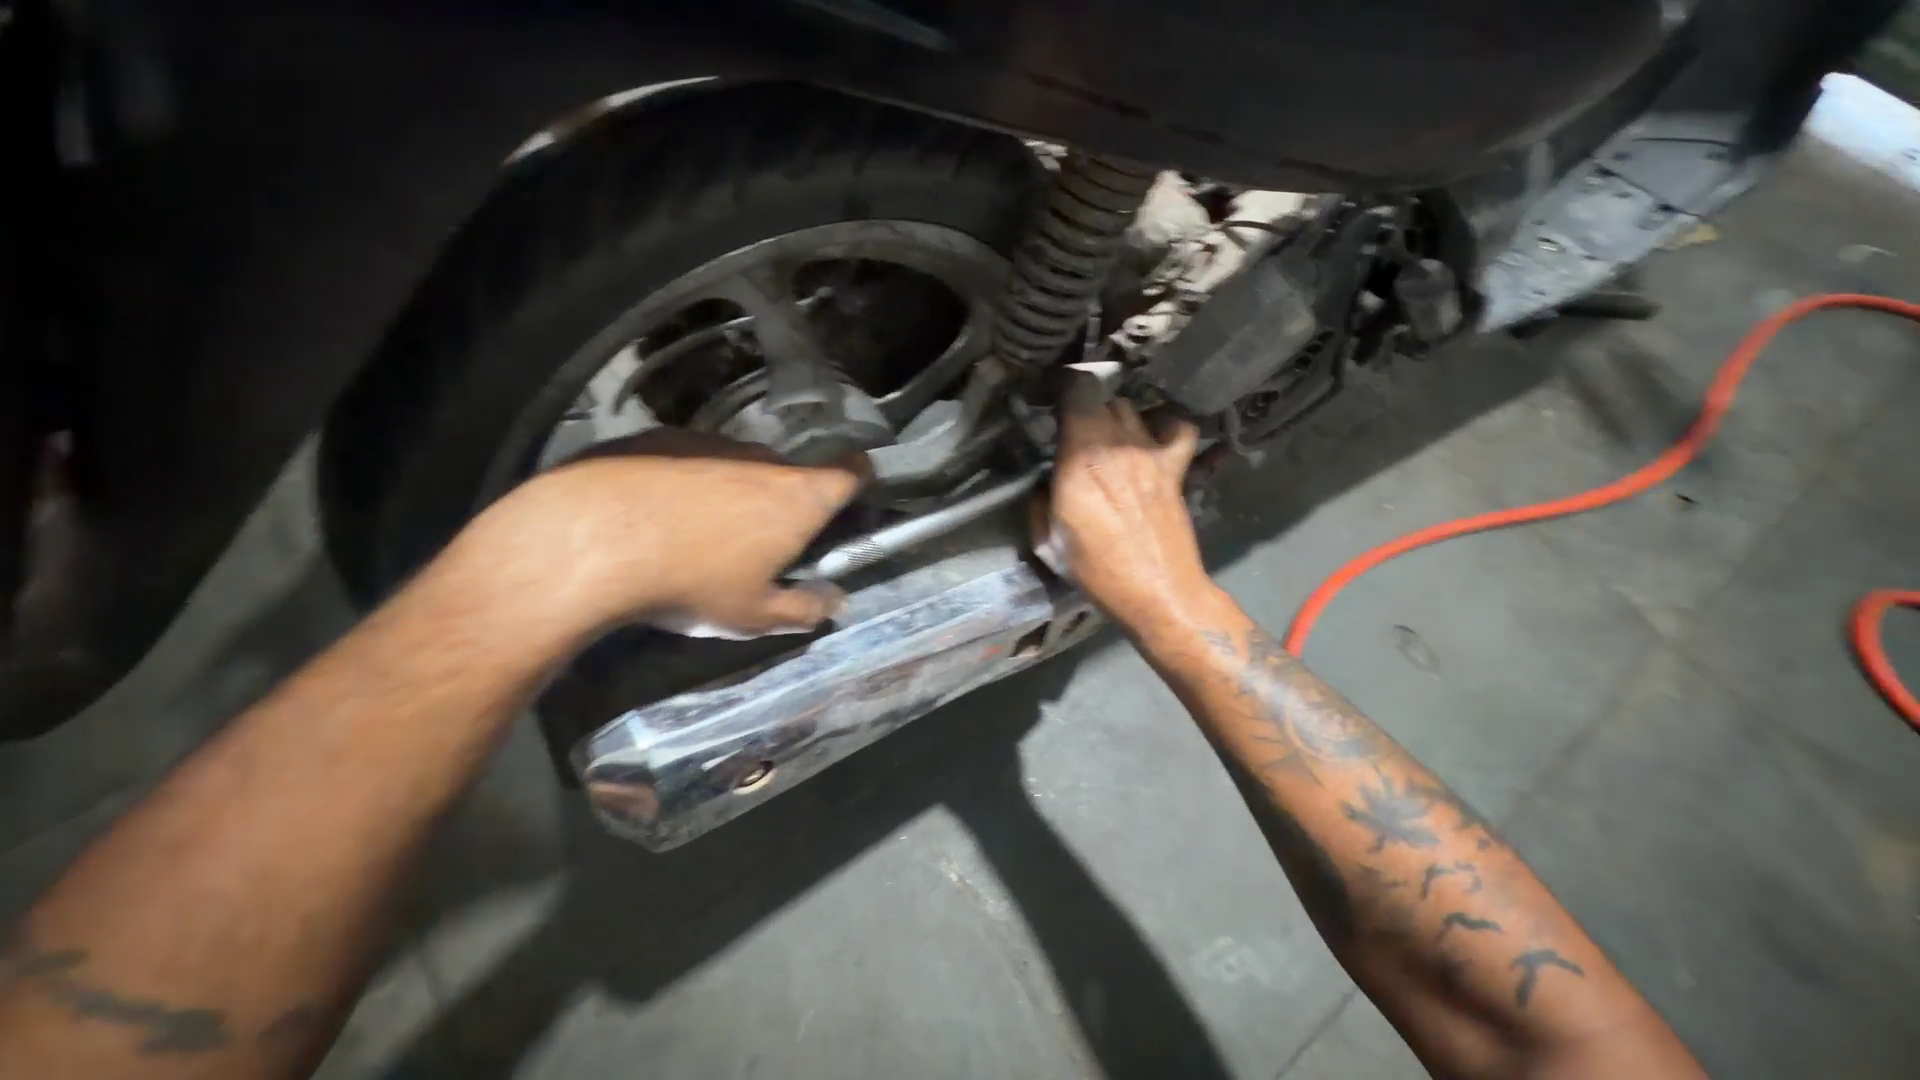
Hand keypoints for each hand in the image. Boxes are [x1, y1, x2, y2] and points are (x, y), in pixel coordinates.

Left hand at [445, 430, 867, 639]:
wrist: (587, 542)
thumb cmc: (690, 582)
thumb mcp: (753, 615)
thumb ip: (804, 609)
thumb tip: (835, 602)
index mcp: (797, 496)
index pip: (852, 470)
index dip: (860, 480)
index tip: (851, 500)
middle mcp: (761, 458)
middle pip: (790, 473)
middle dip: (785, 501)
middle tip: (762, 543)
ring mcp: (708, 441)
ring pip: (737, 465)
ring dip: (733, 492)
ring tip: (699, 535)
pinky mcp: (657, 437)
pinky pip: (689, 460)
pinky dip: (686, 482)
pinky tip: (654, 517)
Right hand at [1038, 374, 1211, 631]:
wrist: (1158, 592)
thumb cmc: (1097, 573)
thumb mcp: (1047, 542)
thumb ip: (1039, 502)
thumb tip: (1044, 483)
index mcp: (1079, 460)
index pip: (1075, 391)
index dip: (1059, 385)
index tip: (1047, 398)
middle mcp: (1115, 445)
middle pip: (1100, 397)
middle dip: (1081, 406)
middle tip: (1070, 429)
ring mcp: (1149, 452)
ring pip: (1130, 408)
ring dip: (1113, 417)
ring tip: (1105, 437)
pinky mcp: (1175, 467)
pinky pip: (1178, 428)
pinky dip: (1165, 425)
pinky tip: (1153, 437)